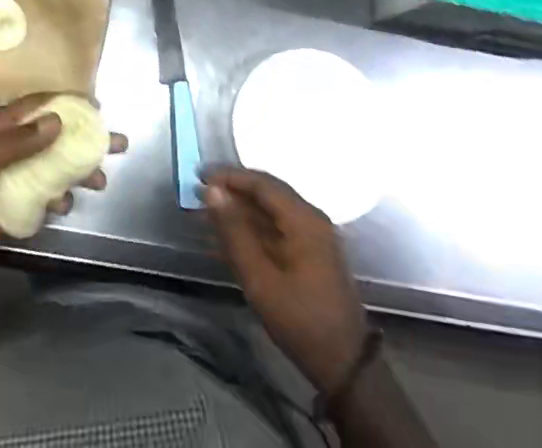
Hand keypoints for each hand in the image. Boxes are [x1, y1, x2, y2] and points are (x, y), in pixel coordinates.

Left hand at [0, 93, 127, 270]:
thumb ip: (18, 142)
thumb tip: (57, 120)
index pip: (36, 108)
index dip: (65, 103)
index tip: (96, 106)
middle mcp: (10, 149)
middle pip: (53, 138)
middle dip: (85, 140)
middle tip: (118, 144)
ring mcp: (15, 177)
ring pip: (55, 168)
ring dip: (78, 173)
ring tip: (100, 182)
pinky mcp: (17, 205)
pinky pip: (46, 197)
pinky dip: (58, 199)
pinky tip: (61, 205)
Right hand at [202, 165, 369, 388]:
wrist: (344, 366)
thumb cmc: (299, 318)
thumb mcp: (258, 276)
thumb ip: (233, 230)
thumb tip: (211, 190)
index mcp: (304, 221)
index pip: (262, 183)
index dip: (228, 176)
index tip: (197, 176)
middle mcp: (312, 221)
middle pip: (267, 194)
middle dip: (232, 191)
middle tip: (198, 194)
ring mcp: (314, 239)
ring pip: (270, 212)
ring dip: (238, 211)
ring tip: (204, 216)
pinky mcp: (311, 256)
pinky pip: (276, 230)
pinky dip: (250, 229)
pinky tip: (224, 240)